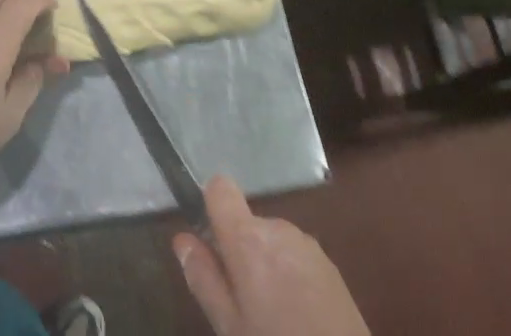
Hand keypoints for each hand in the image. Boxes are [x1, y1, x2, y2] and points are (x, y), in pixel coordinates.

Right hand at [174, 175, 369, 335]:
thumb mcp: (228, 323)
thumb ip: (202, 277)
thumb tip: (182, 240)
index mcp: (248, 238)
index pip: (221, 188)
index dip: (210, 204)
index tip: (208, 239)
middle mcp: (278, 228)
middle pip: (245, 221)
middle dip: (237, 249)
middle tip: (239, 297)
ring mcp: (307, 243)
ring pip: (269, 239)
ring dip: (263, 262)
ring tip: (269, 310)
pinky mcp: (328, 262)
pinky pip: (293, 254)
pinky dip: (286, 272)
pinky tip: (295, 311)